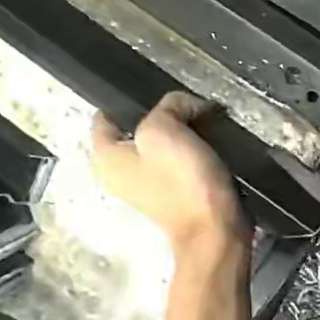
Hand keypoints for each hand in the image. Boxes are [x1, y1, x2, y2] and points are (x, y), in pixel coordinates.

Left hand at [91, 92, 250, 269]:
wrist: (215, 227)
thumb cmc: (181, 179)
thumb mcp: (164, 129)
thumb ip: (167, 106)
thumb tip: (184, 107)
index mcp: (106, 159)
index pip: (104, 116)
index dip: (128, 100)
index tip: (158, 91)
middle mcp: (120, 172)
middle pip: (137, 127)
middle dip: (163, 113)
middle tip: (188, 105)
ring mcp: (148, 184)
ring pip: (161, 142)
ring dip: (182, 129)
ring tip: (204, 121)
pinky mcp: (173, 191)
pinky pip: (177, 158)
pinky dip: (192, 147)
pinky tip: (210, 141)